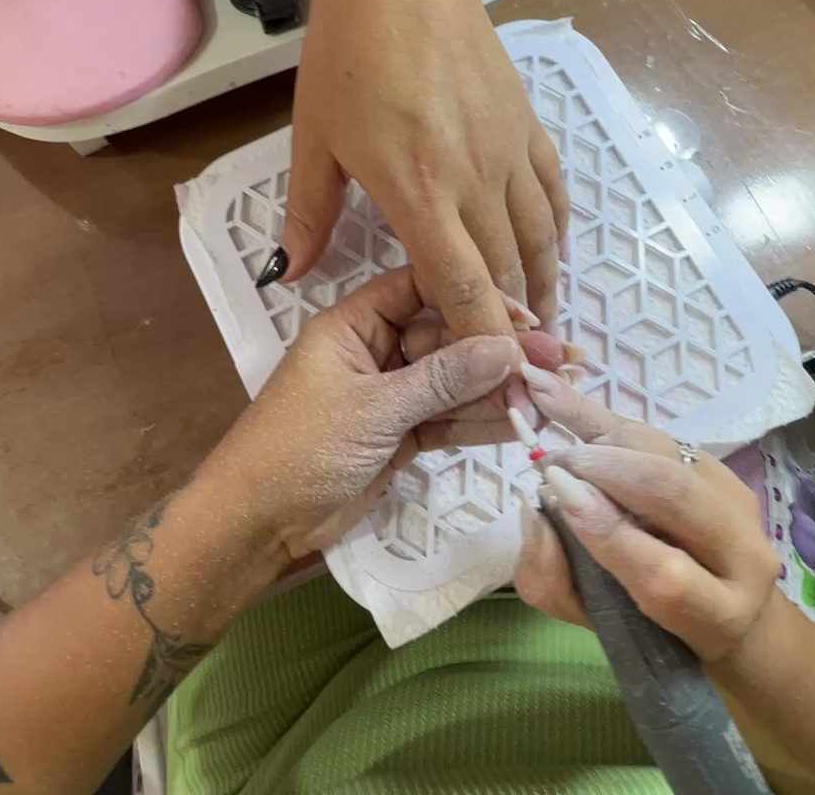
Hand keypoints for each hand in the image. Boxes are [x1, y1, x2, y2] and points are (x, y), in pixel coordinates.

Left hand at [204, 268, 524, 561]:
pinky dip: (481, 421)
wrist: (256, 525)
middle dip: (498, 350)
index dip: (471, 294)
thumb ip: (441, 379)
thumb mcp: (372, 409)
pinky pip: (447, 419)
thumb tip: (507, 348)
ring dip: (499, 388)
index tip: (523, 313)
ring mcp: (390, 395)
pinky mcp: (400, 434)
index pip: (420, 288)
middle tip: (558, 359)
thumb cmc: (299, 449)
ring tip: (556, 389)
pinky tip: (524, 419)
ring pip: (453, 382)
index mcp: (354, 324)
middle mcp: (376, 350)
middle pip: (446, 338)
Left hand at [282, 0, 568, 337]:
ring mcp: (511, 151)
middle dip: (517, 324)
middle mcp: (476, 181)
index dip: (485, 341)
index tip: (497, 379)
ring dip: (544, 286)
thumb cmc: (347, 54)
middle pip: (510, 272)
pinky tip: (553, 250)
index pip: (462, 287)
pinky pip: (556, 192)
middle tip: (518, 362)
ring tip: (540, 320)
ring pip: (542, 238)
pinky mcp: (529, 125)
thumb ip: (308, 214)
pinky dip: (558, 231)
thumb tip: (287, 274)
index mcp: (418, 192)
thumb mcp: (314, 138)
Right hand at [513, 370, 781, 662]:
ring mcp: (734, 498)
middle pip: (673, 493)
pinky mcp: (716, 464)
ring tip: (554, 441)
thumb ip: (552, 578)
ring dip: (600, 440)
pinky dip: (596, 413)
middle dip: (601, 470)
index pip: (662, 573)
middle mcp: (741, 552)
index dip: (603, 529)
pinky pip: (650, 431)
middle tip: (550, 467)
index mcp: (716, 614)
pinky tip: (548, 387)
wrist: (729, 605)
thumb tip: (531, 509)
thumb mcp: (593, 621)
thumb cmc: (649, 624)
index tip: (553, 492)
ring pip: (662, 451)